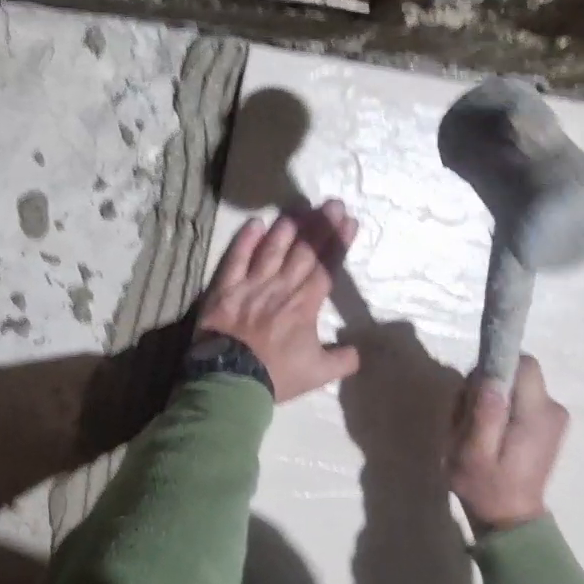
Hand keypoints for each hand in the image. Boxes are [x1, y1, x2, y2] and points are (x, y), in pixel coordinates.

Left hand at [198, 200, 360, 402]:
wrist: (231, 380)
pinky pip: (236, 260)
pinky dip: (245, 241)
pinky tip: (255, 223)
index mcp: (304, 307)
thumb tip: (358, 351)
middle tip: (332, 203)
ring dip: (287, 229)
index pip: (325, 268)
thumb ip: (341, 360)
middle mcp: (280, 289)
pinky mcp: (224, 289)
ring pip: (272, 250)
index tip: (349, 221)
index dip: (338, 244)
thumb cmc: (275, 377)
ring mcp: (250, 286)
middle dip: (320, 226)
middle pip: (303, 252)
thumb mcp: (317, 374)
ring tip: (299, 209)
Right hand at [448, 355, 567, 531]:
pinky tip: (488, 434)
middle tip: (467, 417)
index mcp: (536, 415)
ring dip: (489, 400)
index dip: (495, 367)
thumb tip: (490, 381)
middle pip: (516, 373)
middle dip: (486, 387)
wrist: (510, 518)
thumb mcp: (473, 454)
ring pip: (514, 386)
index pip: (523, 364)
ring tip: (475, 431)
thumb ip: (484, 416)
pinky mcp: (546, 423)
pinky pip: (518, 400)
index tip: (474, 391)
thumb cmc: (486, 487)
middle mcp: (552, 409)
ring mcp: (552, 416)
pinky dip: (499, 410)